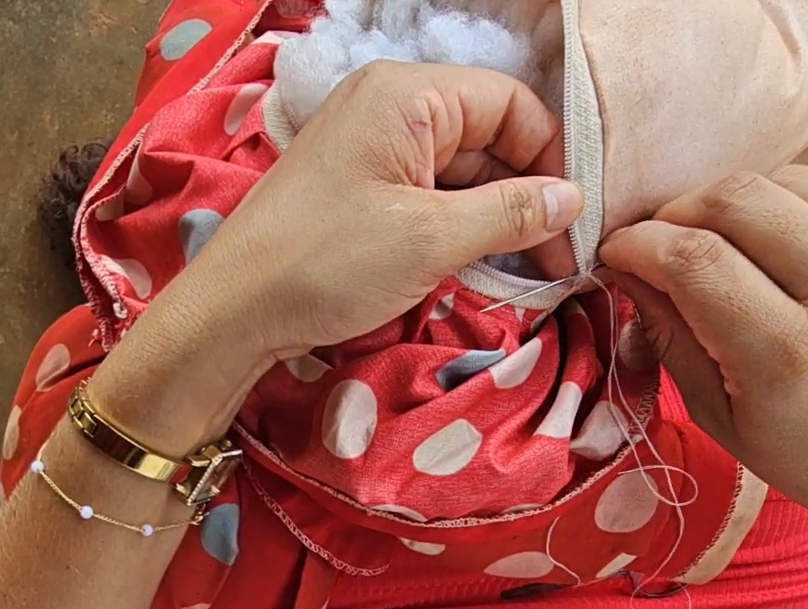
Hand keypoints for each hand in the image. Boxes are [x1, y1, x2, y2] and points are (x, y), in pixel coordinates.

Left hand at [92, 60, 583, 453]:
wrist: (234, 313)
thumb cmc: (327, 265)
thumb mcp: (429, 239)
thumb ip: (507, 213)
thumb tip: (571, 200)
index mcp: (406, 96)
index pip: (510, 105)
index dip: (550, 161)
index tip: (573, 224)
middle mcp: (387, 111)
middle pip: (484, 140)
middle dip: (523, 198)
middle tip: (555, 263)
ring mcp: (367, 155)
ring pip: (455, 176)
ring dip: (490, 222)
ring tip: (522, 273)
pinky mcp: (355, 197)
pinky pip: (421, 201)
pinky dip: (452, 232)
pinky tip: (474, 268)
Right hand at [599, 166, 807, 571]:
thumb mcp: (721, 418)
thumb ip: (672, 337)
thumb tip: (631, 270)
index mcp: (791, 356)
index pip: (694, 259)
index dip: (640, 242)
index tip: (617, 248)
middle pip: (742, 198)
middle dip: (682, 209)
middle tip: (664, 237)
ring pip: (799, 181)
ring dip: (744, 206)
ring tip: (731, 247)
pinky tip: (807, 266)